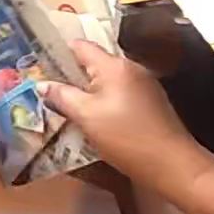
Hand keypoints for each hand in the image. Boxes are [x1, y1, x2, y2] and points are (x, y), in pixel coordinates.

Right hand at [40, 41, 213, 193]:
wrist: (175, 167)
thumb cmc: (126, 137)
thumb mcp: (86, 116)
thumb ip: (61, 95)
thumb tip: (41, 84)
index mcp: (114, 65)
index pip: (79, 46)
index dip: (57, 52)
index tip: (39, 66)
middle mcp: (130, 68)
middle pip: (92, 62)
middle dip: (69, 75)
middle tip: (48, 90)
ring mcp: (143, 85)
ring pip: (105, 80)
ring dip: (85, 90)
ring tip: (66, 105)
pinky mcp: (150, 102)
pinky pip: (118, 92)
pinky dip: (103, 100)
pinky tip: (93, 118)